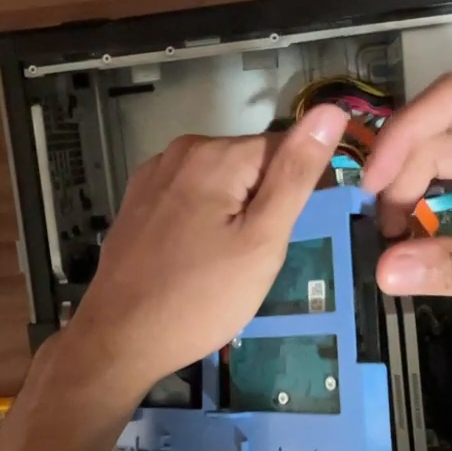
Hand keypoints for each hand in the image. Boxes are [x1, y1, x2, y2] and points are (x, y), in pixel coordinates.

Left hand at [60, 104, 348, 402]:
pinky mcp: (138, 199)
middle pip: (250, 164)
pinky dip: (202, 218)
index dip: (297, 191)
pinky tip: (194, 255)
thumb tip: (330, 111)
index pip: (285, 148)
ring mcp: (154, 174)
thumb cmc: (201, 297)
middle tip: (252, 256)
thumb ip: (296, 174)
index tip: (284, 234)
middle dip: (262, 203)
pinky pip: (190, 195)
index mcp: (216, 154)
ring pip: (220, 181)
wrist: (121, 338)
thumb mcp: (263, 240)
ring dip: (233, 212)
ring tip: (223, 260)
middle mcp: (182, 150)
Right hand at [360, 75, 451, 368]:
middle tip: (383, 230)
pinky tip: (421, 241)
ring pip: (451, 163)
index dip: (405, 131)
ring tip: (396, 239)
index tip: (374, 184)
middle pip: (445, 133)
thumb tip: (385, 270)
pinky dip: (437, 213)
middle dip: (404, 173)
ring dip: (415, 192)